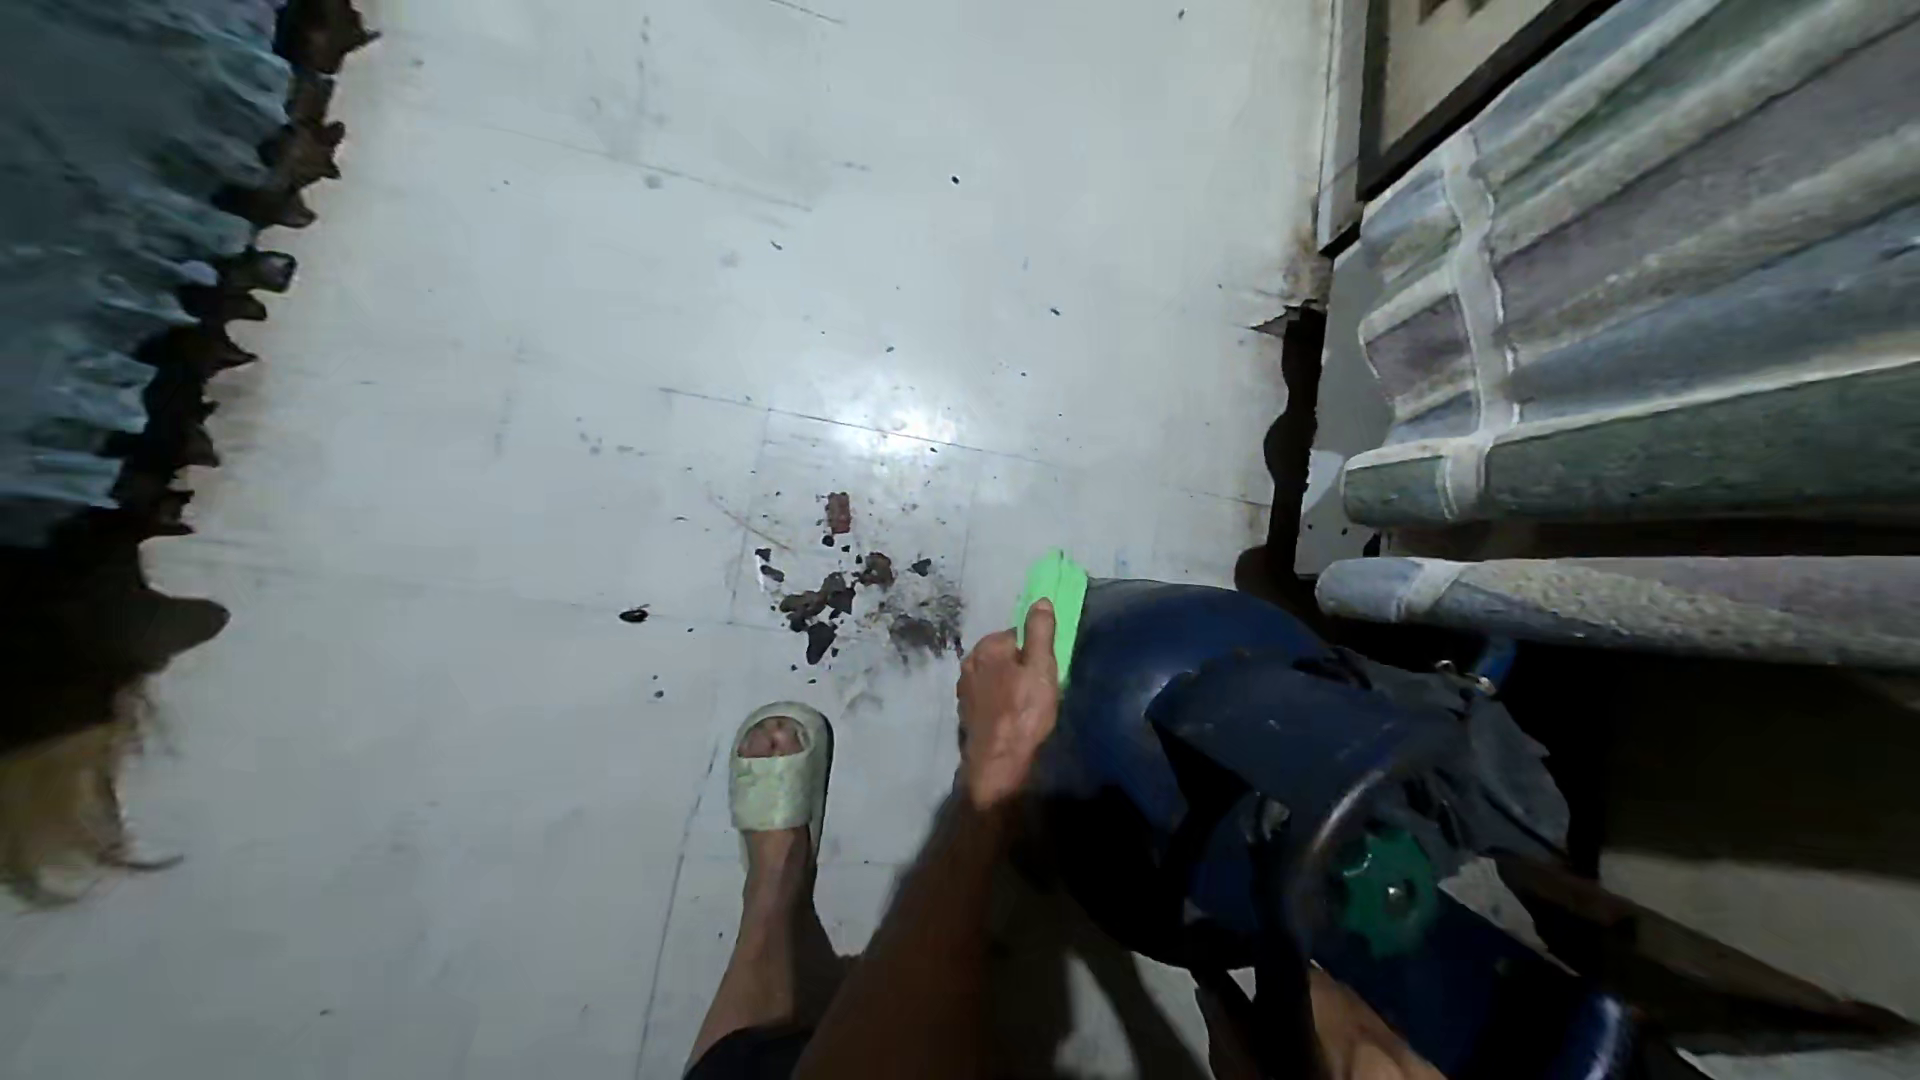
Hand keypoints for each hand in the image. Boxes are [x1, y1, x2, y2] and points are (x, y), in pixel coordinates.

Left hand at [955, 600, 1059, 810]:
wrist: (997, 764)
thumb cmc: (1023, 714)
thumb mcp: (1041, 668)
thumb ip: (1040, 632)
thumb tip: (1041, 600)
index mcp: (986, 647)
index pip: (1017, 635)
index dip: (1036, 652)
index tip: (1047, 671)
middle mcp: (969, 662)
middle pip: (1005, 655)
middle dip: (1022, 667)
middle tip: (1041, 691)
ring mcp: (964, 688)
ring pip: (995, 675)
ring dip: (1009, 685)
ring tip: (1028, 707)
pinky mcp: (965, 711)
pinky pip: (988, 695)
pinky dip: (1000, 701)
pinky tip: (1012, 718)